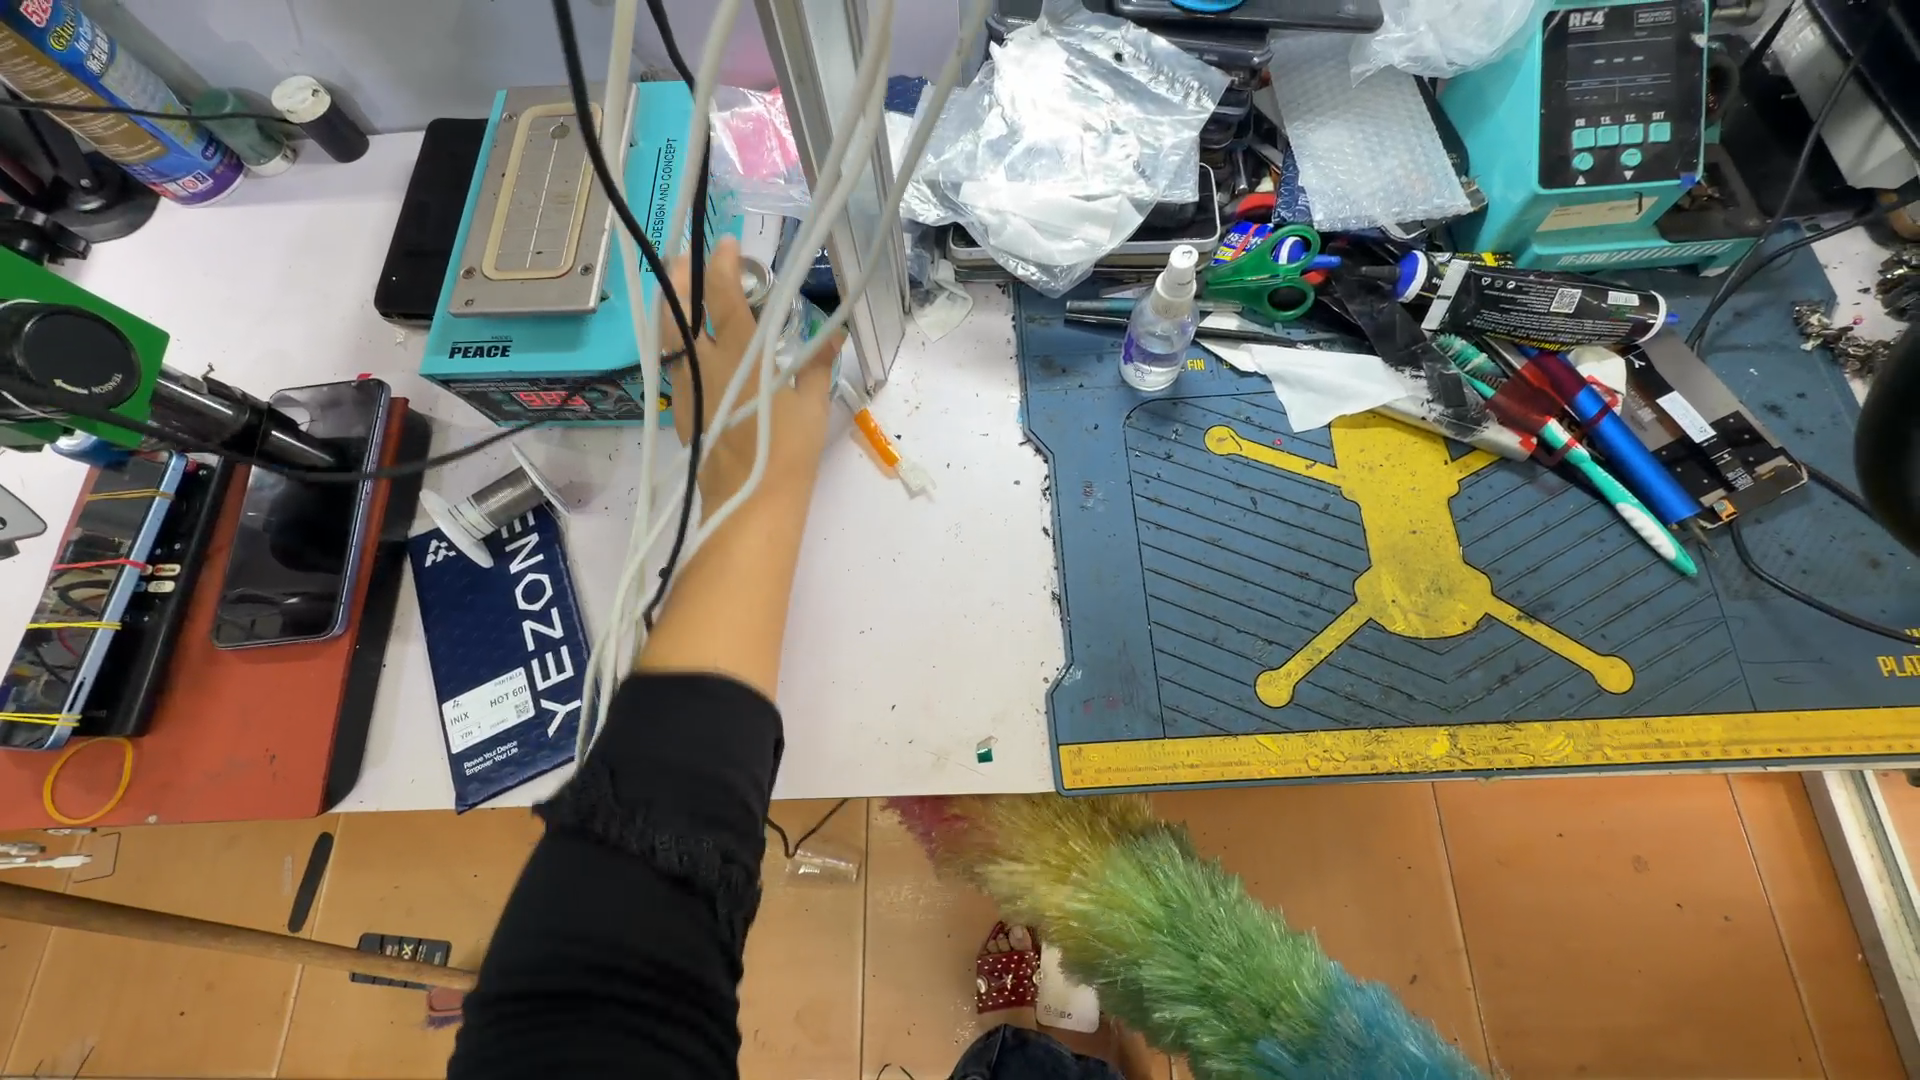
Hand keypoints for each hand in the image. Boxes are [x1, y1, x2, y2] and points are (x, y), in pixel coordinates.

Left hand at [665, 235, 842, 513]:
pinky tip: (696, 346)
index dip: (724, 264)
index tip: (730, 244)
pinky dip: (681, 343)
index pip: (724, 296)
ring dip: (675, 308)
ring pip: (670, 335)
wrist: (749, 499)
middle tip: (690, 258)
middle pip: (679, 308)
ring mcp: (689, 386)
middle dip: (681, 276)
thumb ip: (818, 367)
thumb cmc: (787, 453)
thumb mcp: (811, 407)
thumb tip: (834, 336)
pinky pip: (677, 363)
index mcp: (742, 356)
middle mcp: (707, 363)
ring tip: (686, 295)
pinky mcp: (684, 408)